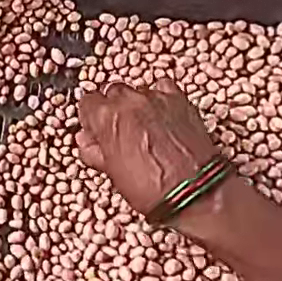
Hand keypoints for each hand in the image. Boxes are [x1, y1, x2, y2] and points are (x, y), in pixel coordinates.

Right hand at [76, 80, 230, 226]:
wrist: (194, 192)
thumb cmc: (153, 187)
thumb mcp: (112, 171)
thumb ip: (94, 150)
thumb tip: (87, 142)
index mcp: (106, 117)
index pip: (87, 103)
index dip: (91, 118)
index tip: (95, 129)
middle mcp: (129, 101)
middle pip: (111, 92)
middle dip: (112, 109)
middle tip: (118, 131)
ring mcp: (156, 99)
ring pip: (137, 90)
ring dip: (135, 104)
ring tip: (142, 127)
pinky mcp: (179, 101)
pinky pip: (163, 88)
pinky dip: (159, 98)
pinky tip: (160, 115)